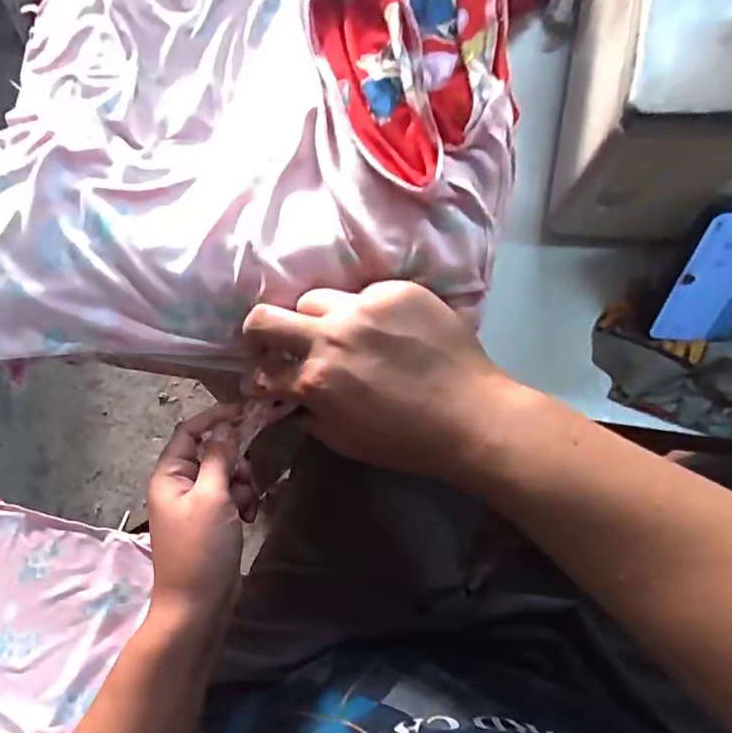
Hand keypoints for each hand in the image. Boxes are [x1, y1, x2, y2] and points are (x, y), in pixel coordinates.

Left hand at [146, 405, 258, 618]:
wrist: (198, 604)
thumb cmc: (201, 549)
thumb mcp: (212, 497)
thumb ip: (219, 457)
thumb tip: (225, 426)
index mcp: (169, 474)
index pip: (190, 431)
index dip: (216, 418)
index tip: (247, 413)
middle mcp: (178, 485)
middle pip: (212, 453)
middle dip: (235, 462)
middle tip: (246, 480)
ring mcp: (195, 504)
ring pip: (226, 475)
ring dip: (242, 486)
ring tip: (246, 509)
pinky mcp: (210, 521)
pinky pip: (230, 498)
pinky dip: (242, 503)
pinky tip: (248, 520)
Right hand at [242, 281, 516, 482]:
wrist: (472, 417)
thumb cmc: (405, 441)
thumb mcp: (344, 441)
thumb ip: (309, 415)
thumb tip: (294, 399)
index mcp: (315, 379)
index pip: (263, 370)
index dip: (260, 378)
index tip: (268, 379)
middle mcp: (332, 335)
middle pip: (266, 317)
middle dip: (260, 332)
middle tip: (276, 342)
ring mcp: (365, 307)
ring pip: (316, 298)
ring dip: (318, 319)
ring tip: (342, 334)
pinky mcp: (398, 291)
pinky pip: (364, 294)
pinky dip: (366, 313)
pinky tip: (389, 332)